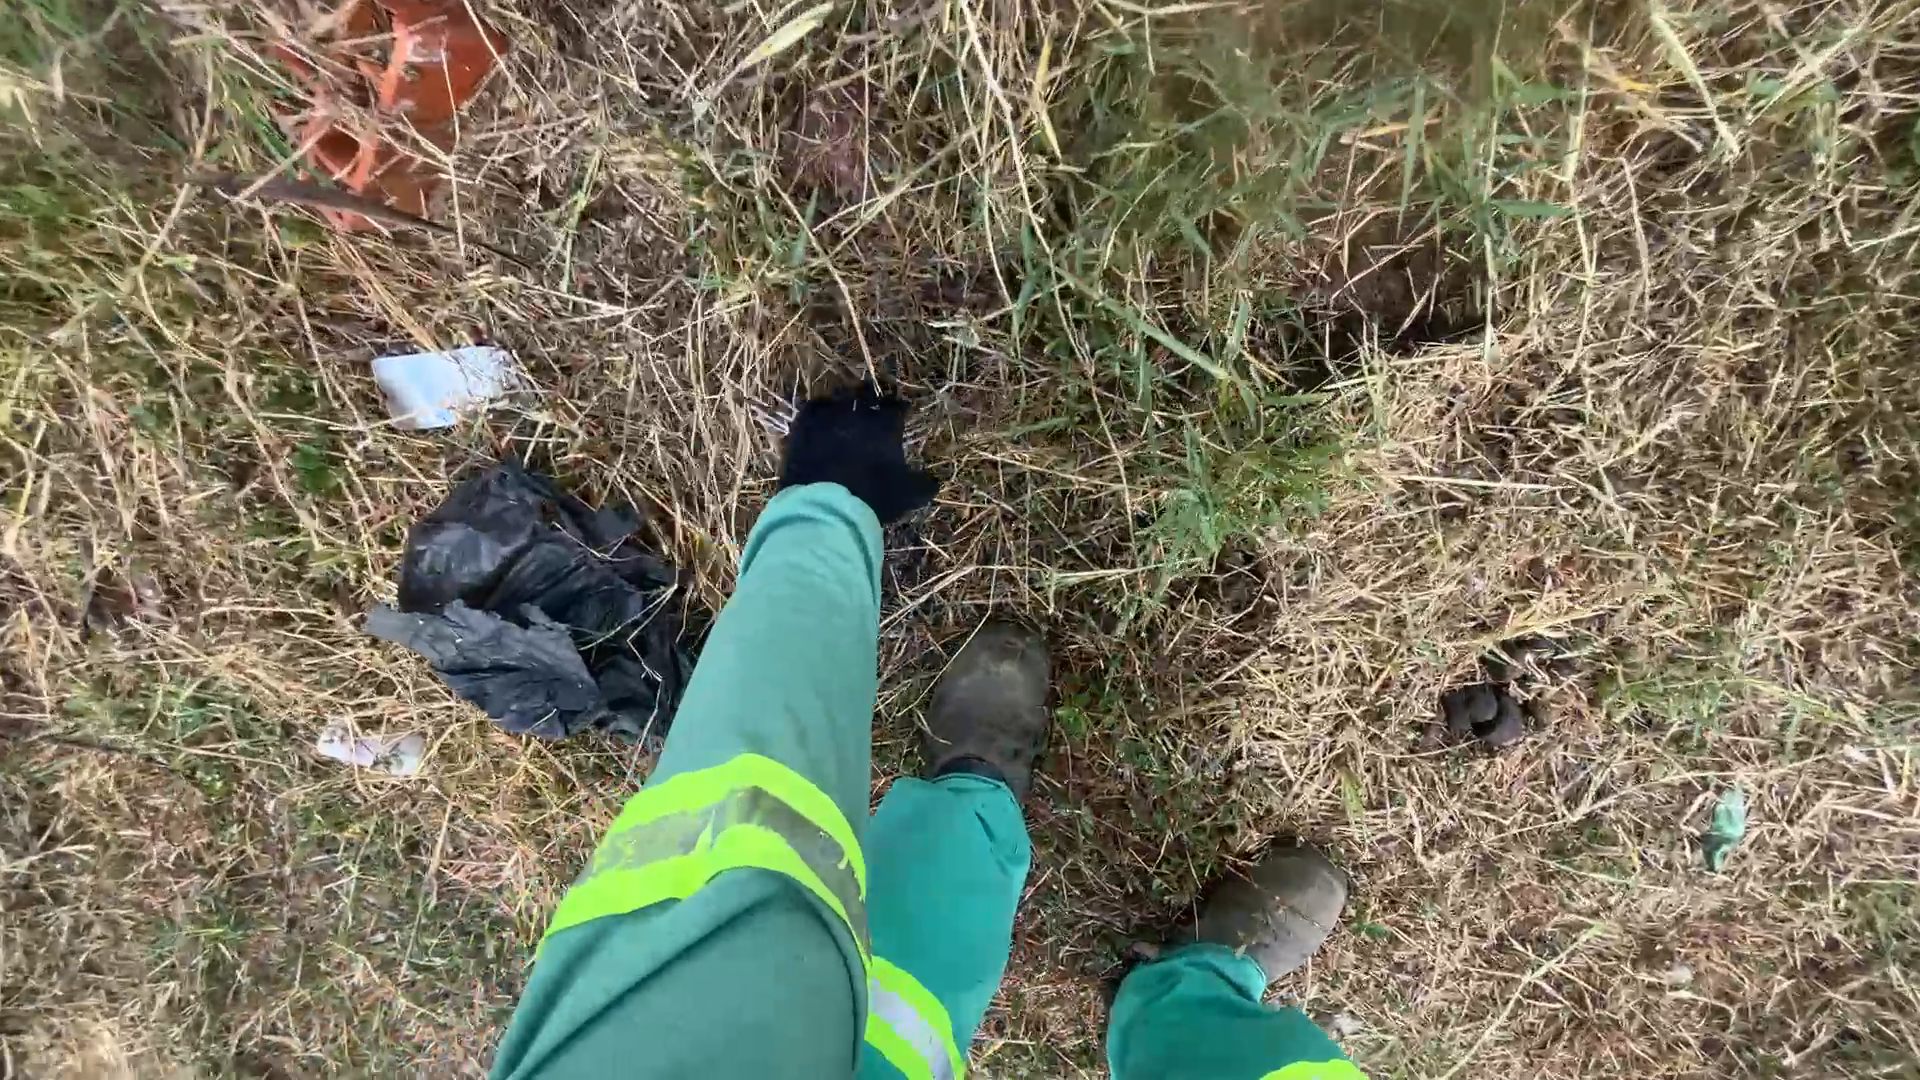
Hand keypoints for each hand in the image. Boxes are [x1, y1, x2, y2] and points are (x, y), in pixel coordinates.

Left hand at [779, 386, 938, 524]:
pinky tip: (819, 415)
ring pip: (837, 397)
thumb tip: (934, 482)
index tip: (901, 410)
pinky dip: (817, 409)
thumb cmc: (873, 498)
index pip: (896, 407)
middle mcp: (858, 414)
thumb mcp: (907, 495)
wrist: (827, 506)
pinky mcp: (803, 427)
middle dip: (869, 396)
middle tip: (870, 401)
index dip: (899, 408)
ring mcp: (828, 418)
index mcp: (885, 426)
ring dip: (842, 399)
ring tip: (843, 405)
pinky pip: (811, 408)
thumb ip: (923, 485)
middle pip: (865, 394)